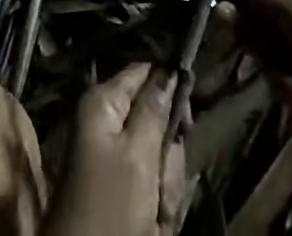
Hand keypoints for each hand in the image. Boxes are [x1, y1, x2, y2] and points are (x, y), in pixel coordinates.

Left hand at [47, 62, 187, 235]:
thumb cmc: (109, 207)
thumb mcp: (138, 156)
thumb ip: (155, 110)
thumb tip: (170, 70)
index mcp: (103, 103)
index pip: (146, 71)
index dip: (171, 86)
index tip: (187, 119)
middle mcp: (107, 122)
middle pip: (159, 118)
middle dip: (169, 152)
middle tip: (162, 178)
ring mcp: (115, 154)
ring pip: (162, 154)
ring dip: (167, 183)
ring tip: (155, 208)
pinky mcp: (122, 183)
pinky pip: (155, 181)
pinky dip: (159, 203)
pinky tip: (153, 222)